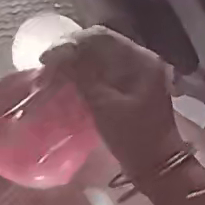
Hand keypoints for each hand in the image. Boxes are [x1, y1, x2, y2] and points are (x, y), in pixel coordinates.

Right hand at [39, 26, 182, 177]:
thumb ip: (82, 76)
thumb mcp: (104, 106)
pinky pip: (106, 71)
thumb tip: (58, 55)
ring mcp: (139, 73)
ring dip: (77, 62)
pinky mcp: (133, 87)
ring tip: (54, 72)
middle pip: (101, 44)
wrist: (157, 167)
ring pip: (102, 57)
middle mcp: (142, 60)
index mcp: (141, 60)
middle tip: (47, 65)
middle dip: (72, 51)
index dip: (70, 43)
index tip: (47, 59)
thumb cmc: (134, 138)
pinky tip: (70, 81)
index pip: (101, 37)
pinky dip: (86, 73)